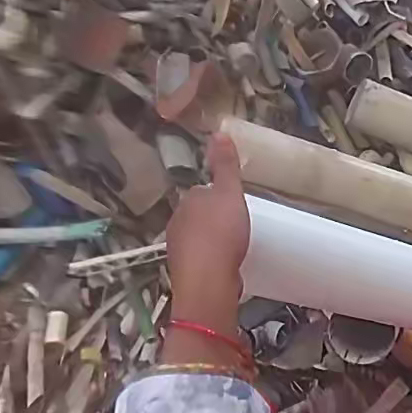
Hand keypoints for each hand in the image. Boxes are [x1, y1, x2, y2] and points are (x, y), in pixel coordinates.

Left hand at [164, 132, 249, 335]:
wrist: (208, 281)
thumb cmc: (221, 233)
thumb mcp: (230, 193)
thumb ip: (225, 166)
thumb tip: (219, 131)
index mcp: (187, 201)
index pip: (201, 192)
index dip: (217, 196)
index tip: (233, 202)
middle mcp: (176, 223)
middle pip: (196, 215)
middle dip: (212, 218)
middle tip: (235, 224)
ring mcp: (178, 249)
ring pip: (196, 238)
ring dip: (210, 240)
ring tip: (232, 245)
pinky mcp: (185, 272)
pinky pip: (200, 260)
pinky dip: (210, 260)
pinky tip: (224, 266)